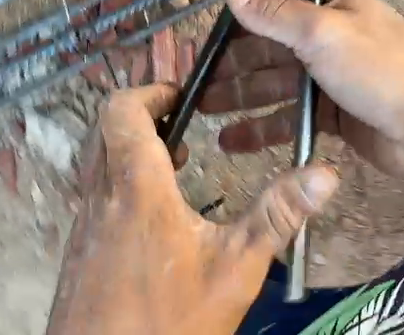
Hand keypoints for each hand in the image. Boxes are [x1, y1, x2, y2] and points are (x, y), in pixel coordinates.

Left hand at [45, 84, 338, 334]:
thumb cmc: (168, 324)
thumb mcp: (235, 270)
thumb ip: (277, 215)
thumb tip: (326, 172)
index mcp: (136, 187)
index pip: (121, 110)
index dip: (148, 91)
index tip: (181, 97)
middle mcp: (102, 196)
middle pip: (106, 129)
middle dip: (143, 116)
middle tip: (182, 125)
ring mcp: (84, 226)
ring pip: (98, 162)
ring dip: (131, 151)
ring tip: (176, 168)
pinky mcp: (77, 253)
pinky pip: (95, 196)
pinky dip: (121, 184)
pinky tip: (156, 219)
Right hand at [200, 0, 403, 180]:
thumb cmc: (380, 69)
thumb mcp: (324, 33)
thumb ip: (275, 15)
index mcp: (333, 5)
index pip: (276, 6)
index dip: (239, 23)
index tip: (202, 43)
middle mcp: (330, 36)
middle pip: (271, 48)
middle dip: (233, 66)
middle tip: (191, 86)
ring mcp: (332, 78)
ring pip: (277, 84)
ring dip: (241, 97)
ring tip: (201, 114)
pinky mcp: (336, 116)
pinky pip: (291, 117)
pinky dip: (263, 127)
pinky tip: (231, 142)